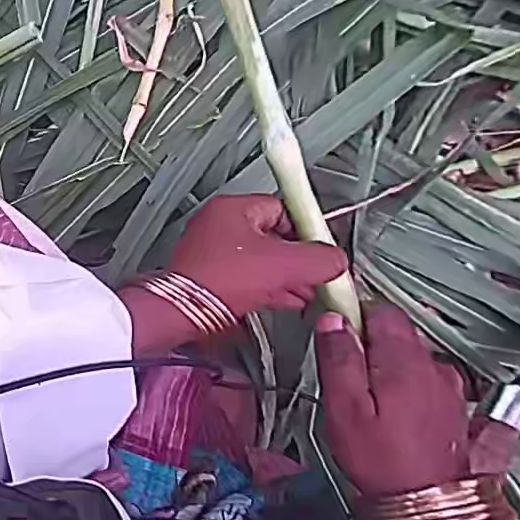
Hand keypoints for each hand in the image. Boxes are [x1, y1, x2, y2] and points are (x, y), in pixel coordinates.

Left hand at [119, 196, 347, 353]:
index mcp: (232, 209)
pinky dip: (266, 287)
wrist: (183, 311)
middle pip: (273, 237)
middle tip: (314, 273)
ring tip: (304, 291)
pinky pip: (245, 276)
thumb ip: (322, 258)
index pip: (284, 208)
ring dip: (285, 276)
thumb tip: (336, 260)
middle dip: (298, 259)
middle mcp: (217, 225)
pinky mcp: (207, 275)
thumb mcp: (286, 264)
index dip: (308, 230)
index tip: (322, 247)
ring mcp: (209, 251)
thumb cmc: (218, 280)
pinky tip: (284, 299)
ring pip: (259, 260)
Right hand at [315, 305, 519, 519]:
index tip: (332, 328)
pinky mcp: (458, 410)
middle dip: (368, 341)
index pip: (382, 311)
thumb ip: (339, 358)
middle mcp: (435, 368)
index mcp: (404, 361)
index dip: (354, 313)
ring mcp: (452, 389)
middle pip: (398, 334)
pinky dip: (408, 384)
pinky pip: (427, 381)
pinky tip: (393, 406)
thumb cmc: (379, 458)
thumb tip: (333, 320)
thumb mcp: (343, 406)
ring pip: (412, 358)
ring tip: (364, 395)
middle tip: (341, 370)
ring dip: (387, 365)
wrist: (430, 506)